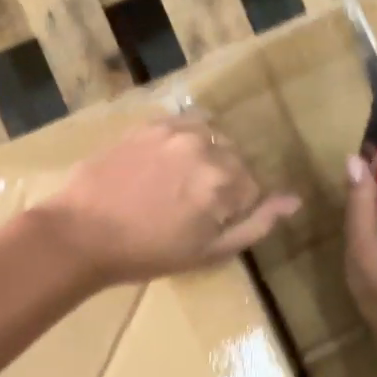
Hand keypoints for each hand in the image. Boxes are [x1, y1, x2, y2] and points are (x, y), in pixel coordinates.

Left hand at [39, 116, 300, 284]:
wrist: (81, 233)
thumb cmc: (147, 252)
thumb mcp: (208, 251)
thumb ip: (256, 224)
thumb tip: (294, 200)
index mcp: (223, 181)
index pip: (252, 188)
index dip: (234, 209)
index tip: (208, 224)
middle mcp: (204, 147)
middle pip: (234, 160)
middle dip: (222, 181)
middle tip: (189, 208)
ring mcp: (173, 131)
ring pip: (211, 139)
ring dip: (204, 157)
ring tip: (176, 184)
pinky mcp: (147, 125)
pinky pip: (183, 123)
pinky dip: (185, 139)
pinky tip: (166, 161)